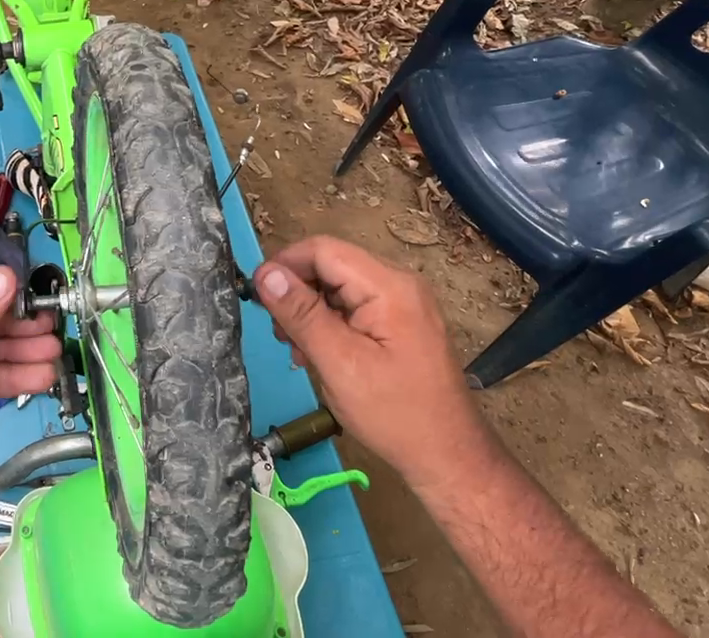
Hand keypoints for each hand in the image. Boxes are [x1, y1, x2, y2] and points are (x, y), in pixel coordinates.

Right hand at [254, 237, 490, 492]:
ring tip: (299, 350)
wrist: (449, 459)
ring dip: (309, 312)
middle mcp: (398, 283)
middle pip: (330, 266)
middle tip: (280, 334)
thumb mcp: (339, 363)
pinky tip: (320, 355)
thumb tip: (264, 273)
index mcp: (389, 286)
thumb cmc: (394, 413)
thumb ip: (301, 314)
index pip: (323, 250)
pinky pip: (352, 306)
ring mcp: (401, 302)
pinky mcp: (399, 321)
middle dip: (297, 293)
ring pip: (337, 287)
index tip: (258, 297)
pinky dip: (328, 324)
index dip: (284, 265)